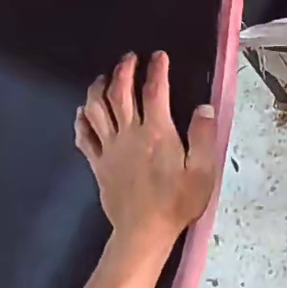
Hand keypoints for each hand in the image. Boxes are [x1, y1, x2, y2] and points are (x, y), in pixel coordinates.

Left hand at [75, 52, 220, 241]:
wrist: (144, 231)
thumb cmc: (177, 201)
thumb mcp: (202, 170)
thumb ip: (204, 136)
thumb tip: (204, 107)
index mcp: (157, 132)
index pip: (155, 91)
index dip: (157, 70)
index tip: (159, 56)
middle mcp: (129, 134)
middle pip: (119, 93)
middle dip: (124, 70)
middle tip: (129, 58)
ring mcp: (109, 149)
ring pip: (96, 109)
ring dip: (98, 88)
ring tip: (104, 77)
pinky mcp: (98, 164)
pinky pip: (84, 136)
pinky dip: (82, 119)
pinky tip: (83, 112)